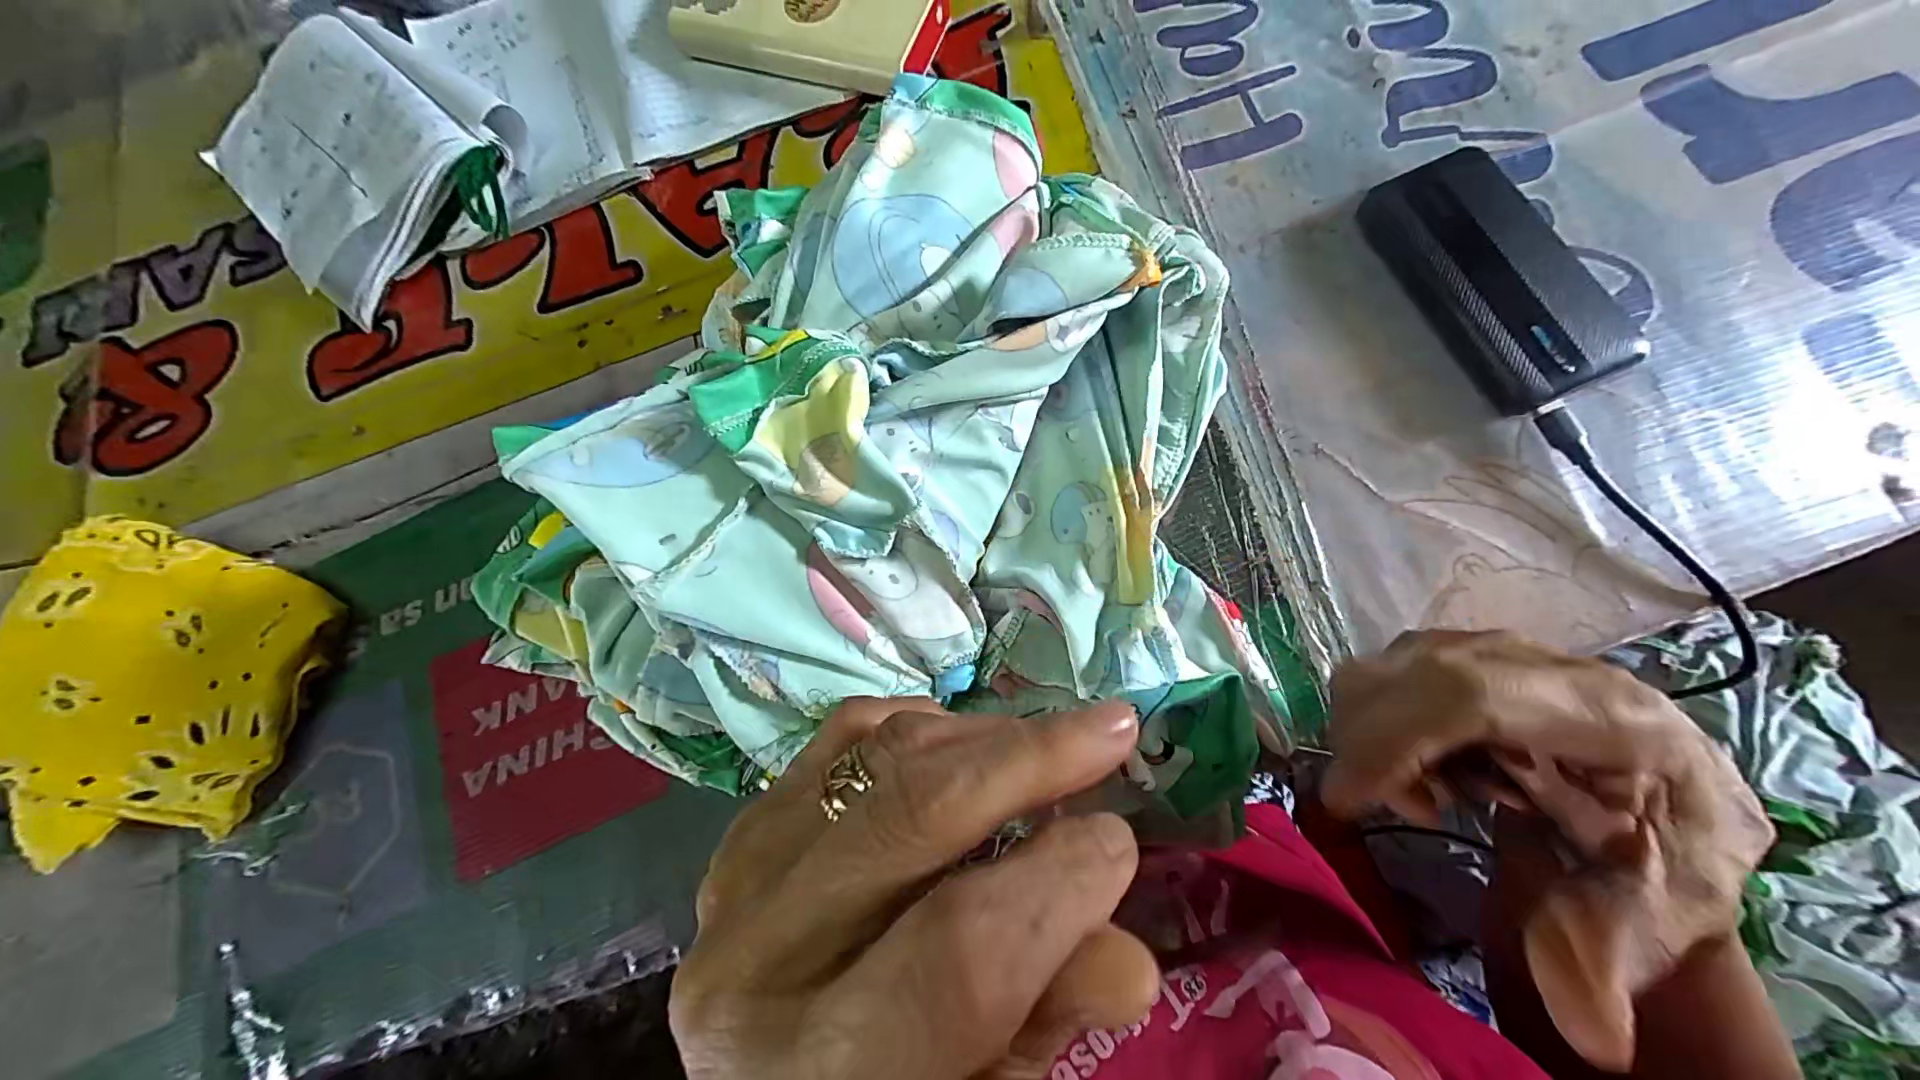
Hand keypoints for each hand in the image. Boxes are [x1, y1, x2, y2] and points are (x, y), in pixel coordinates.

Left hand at [670, 697, 1161, 1079]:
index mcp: (826, 1064)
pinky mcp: (750, 819)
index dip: (1058, 881)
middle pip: (916, 815)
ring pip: (883, 756)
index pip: (962, 946)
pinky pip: (844, 734)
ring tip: (1049, 740)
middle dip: (1031, 760)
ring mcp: (747, 871)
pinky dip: (917, 722)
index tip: (1120, 839)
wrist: (776, 1063)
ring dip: (984, 735)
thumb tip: (1127, 956)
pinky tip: (961, 740)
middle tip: (1111, 730)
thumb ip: (1043, 1020)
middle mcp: (765, 954)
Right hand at [1320, 631, 1772, 1069]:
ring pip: (1380, 673)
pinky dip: (1378, 725)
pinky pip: (1383, 676)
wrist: (1674, 799)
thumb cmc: (1670, 852)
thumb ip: (1607, 959)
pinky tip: (1430, 768)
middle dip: (1372, 752)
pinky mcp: (1459, 653)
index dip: (1391, 747)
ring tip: (1429, 793)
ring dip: (1371, 738)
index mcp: (1609, 716)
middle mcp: (1539, 663)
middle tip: (1416, 811)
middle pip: (1401, 678)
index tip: (1353, 806)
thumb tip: (1584, 1038)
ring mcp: (1492, 650)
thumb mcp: (1662, 913)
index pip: (1466, 699)